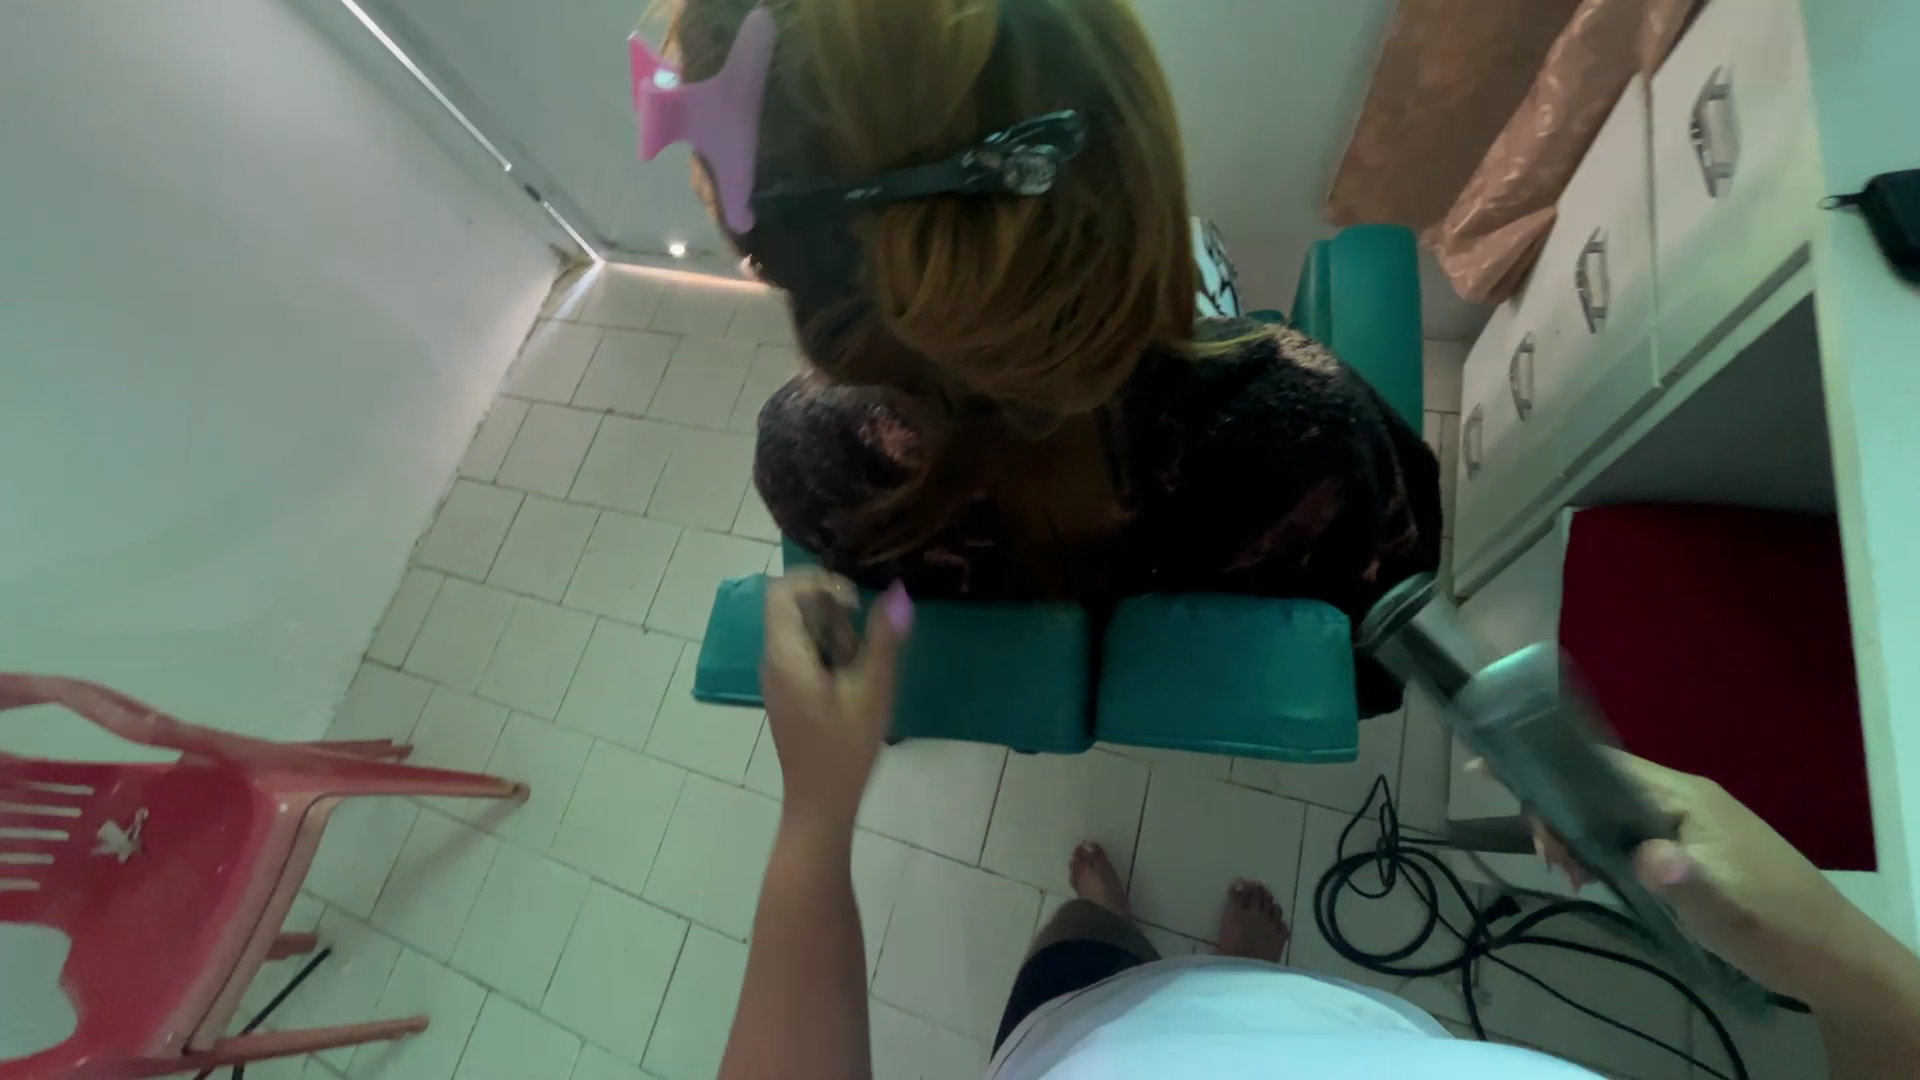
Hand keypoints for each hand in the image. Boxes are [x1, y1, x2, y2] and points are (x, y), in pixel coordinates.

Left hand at [760, 571, 912, 827]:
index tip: (854, 601)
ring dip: (838, 636)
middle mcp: (773, 658)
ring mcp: (778, 675)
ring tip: (860, 672)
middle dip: (835, 614)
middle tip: (863, 645)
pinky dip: (833, 654)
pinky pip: (806, 652)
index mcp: (785, 654)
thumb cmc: (846, 748)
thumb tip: (898, 590)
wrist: (820, 804)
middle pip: (795, 607)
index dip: (819, 581)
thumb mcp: (873, 689)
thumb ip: (884, 637)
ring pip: (805, 630)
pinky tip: (853, 685)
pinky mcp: (789, 689)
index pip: (783, 589)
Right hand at [1534, 752, 1888, 1006]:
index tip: (1485, 767)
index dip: (1538, 761)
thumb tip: (1646, 857)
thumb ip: (1684, 878)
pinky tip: (1587, 873)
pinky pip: (1616, 828)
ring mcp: (1679, 817)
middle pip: (1589, 785)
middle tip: (1549, 858)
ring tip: (1567, 873)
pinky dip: (1591, 846)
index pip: (1595, 761)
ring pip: (1599, 808)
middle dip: (1553, 814)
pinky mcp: (1681, 841)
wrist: (1841, 967)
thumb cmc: (1779, 927)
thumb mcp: (1726, 909)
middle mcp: (1675, 795)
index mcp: (1680, 794)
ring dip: (1571, 834)